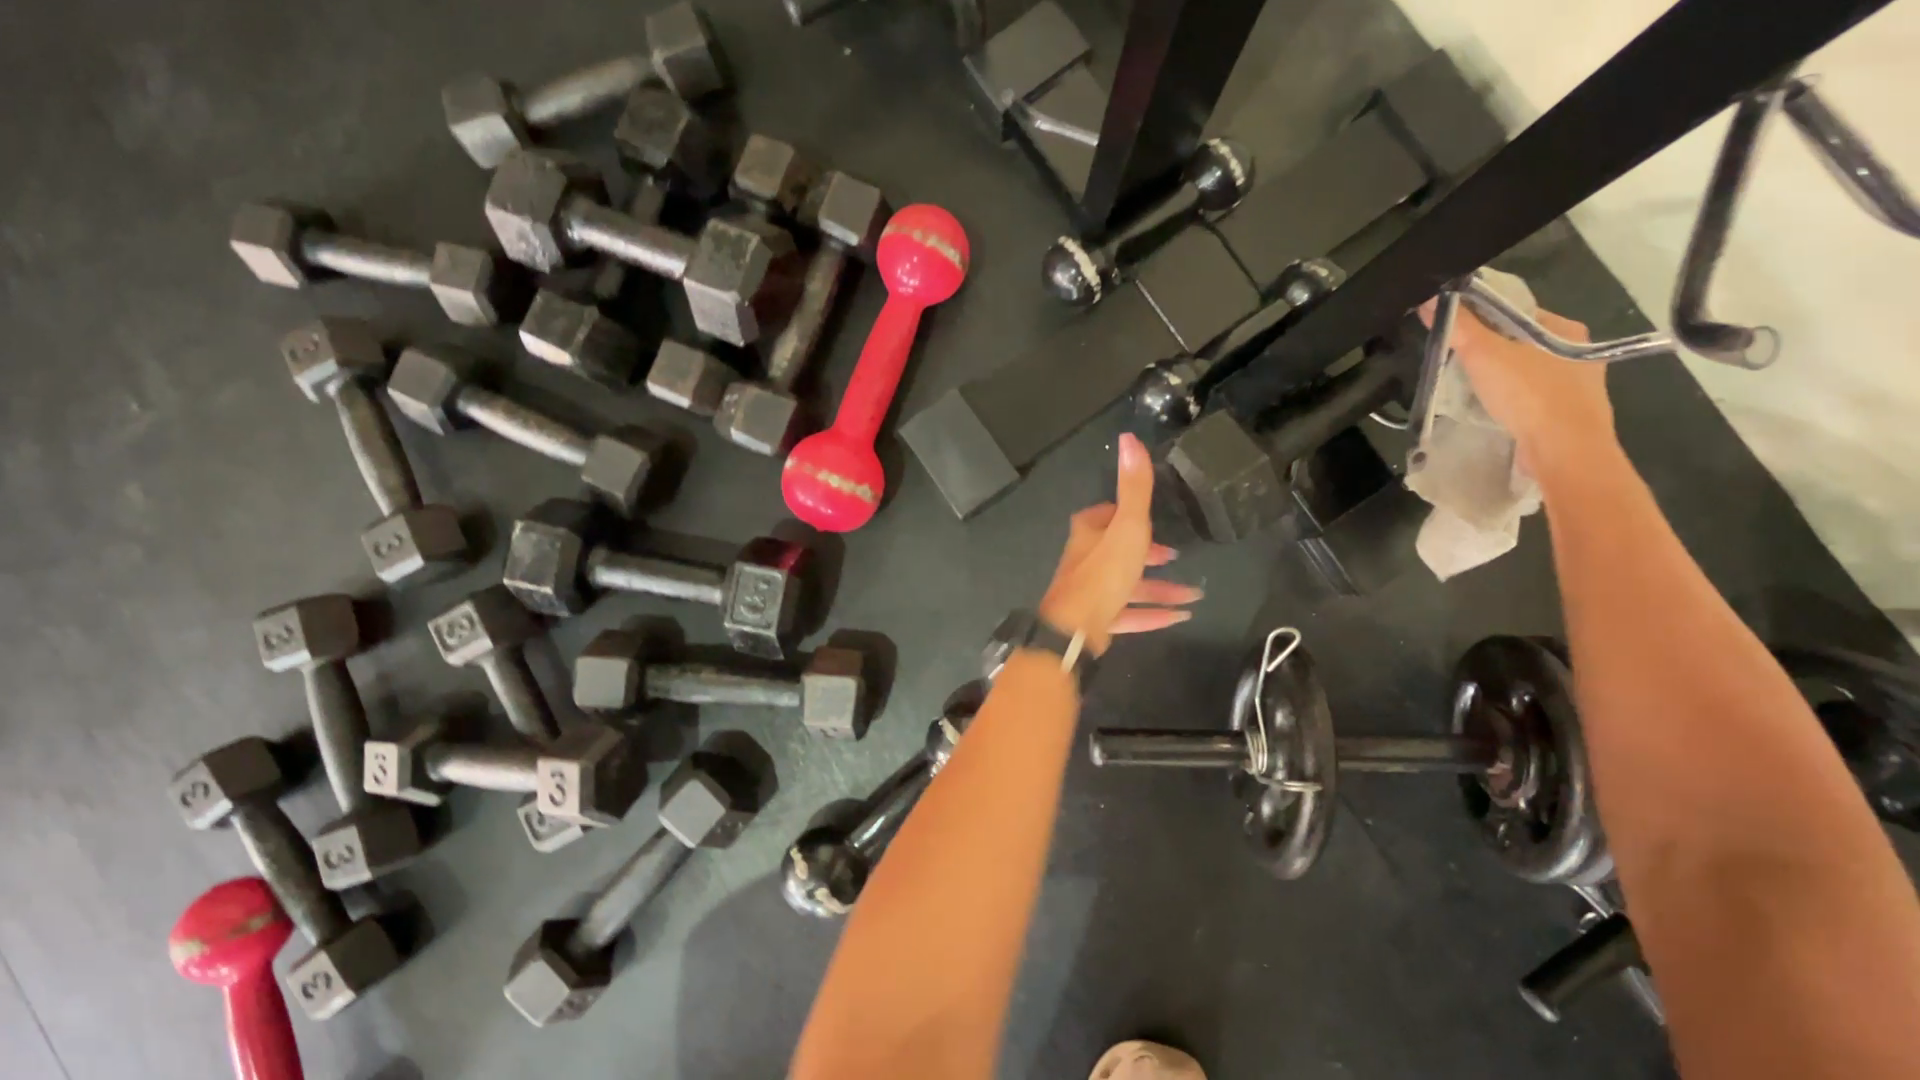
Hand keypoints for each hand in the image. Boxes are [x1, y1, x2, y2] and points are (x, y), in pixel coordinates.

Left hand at [1037, 434, 1199, 656]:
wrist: (1075, 629)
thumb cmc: (1103, 573)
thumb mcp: (1127, 526)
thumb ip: (1134, 487)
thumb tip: (1129, 438)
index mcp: (1088, 534)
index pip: (1108, 516)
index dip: (1130, 517)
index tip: (1152, 521)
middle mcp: (1086, 560)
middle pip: (1120, 552)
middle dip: (1149, 555)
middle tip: (1175, 557)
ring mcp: (1091, 594)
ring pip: (1130, 587)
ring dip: (1162, 590)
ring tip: (1194, 595)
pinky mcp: (1098, 622)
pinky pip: (1130, 615)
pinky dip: (1154, 615)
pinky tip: (1181, 616)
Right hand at [1419, 299, 1618, 476]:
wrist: (1564, 450)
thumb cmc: (1528, 394)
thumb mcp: (1484, 353)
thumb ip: (1458, 326)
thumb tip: (1430, 299)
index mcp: (1563, 329)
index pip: (1516, 312)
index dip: (1482, 319)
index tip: (1456, 333)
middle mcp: (1577, 352)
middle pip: (1520, 342)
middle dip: (1490, 351)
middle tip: (1459, 363)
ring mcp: (1577, 385)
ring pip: (1527, 371)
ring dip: (1500, 377)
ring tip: (1472, 388)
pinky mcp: (1569, 413)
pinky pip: (1532, 397)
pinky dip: (1512, 400)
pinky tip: (1494, 410)